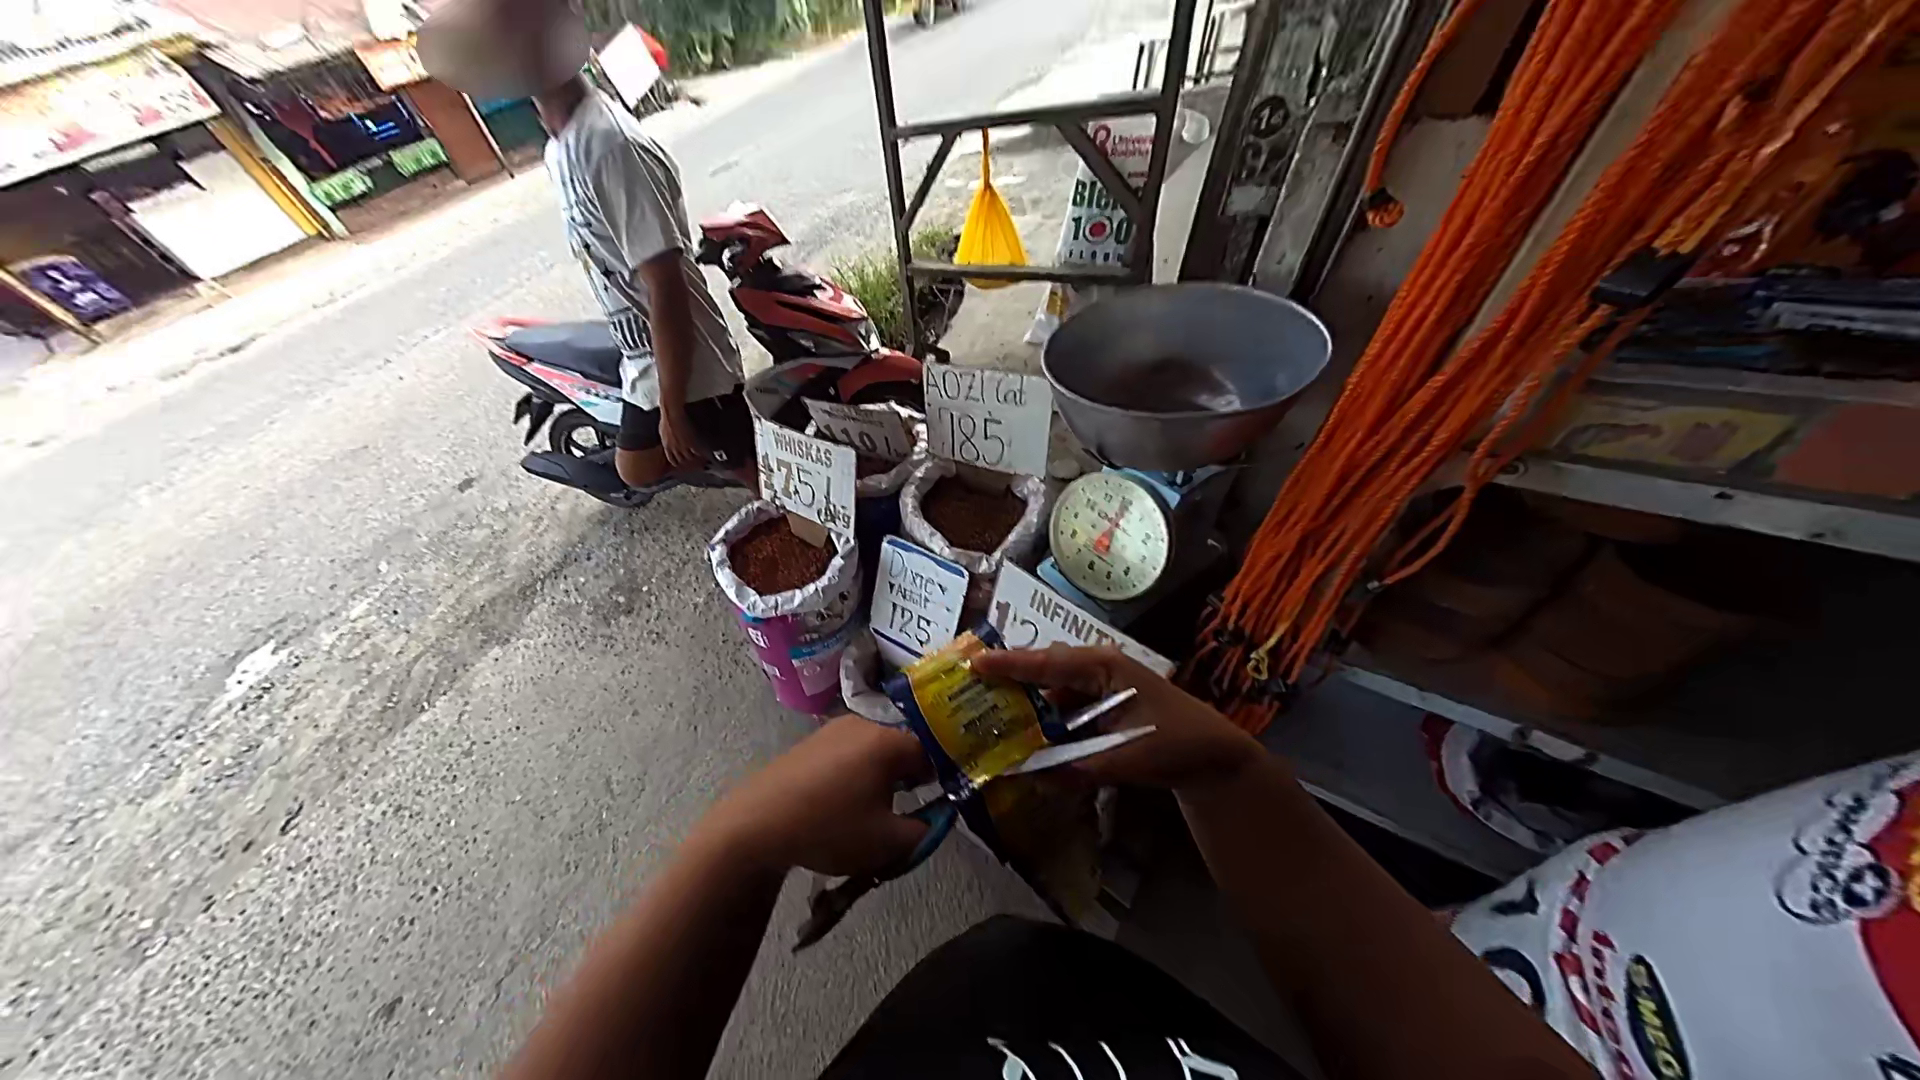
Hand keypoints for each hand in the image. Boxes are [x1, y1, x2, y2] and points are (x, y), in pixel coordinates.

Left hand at [659, 406, 705, 468]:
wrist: (672, 414)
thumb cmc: (666, 420)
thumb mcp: (662, 432)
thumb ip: (666, 440)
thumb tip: (667, 443)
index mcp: (666, 446)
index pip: (672, 459)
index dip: (676, 462)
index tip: (680, 462)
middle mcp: (674, 448)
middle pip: (681, 460)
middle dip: (686, 461)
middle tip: (690, 461)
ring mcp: (683, 446)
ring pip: (689, 457)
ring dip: (694, 457)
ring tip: (698, 458)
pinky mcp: (690, 442)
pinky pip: (696, 451)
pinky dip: (699, 453)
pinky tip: (702, 452)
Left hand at [698, 716, 931, 878]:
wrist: (755, 824)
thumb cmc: (829, 828)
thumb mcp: (887, 842)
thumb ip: (925, 830)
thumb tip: (937, 817)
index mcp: (890, 741)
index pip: (936, 749)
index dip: (946, 775)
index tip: (945, 800)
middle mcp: (866, 723)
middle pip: (906, 745)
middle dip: (914, 774)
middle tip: (912, 807)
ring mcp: (836, 728)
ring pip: (878, 748)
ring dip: (886, 773)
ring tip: (879, 807)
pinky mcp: (814, 741)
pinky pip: (852, 750)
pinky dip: (860, 770)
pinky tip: (846, 799)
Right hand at [970, 646, 1263, 793]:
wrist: (1216, 757)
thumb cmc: (1178, 744)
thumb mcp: (1129, 757)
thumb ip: (1080, 768)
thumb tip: (1032, 778)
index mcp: (1104, 667)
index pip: (1048, 661)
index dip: (1009, 663)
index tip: (974, 663)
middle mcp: (1098, 669)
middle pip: (1044, 668)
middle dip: (1010, 677)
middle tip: (973, 688)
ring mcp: (1101, 686)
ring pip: (1052, 688)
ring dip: (1026, 701)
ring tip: (991, 713)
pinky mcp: (1103, 705)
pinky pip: (1065, 705)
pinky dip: (1045, 718)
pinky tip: (1028, 734)